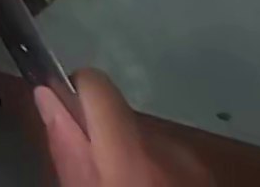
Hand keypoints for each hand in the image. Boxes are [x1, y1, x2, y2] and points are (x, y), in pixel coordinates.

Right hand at [38, 70, 212, 186]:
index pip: (95, 81)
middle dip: (105, 133)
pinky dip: (160, 170)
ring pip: (147, 136)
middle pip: (120, 111)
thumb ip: (67, 148)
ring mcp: (197, 163)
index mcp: (131, 150)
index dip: (76, 93)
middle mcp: (167, 146)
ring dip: (134, 154)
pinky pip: (173, 157)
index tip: (68, 118)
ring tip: (127, 183)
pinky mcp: (214, 176)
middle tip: (98, 171)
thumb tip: (45, 92)